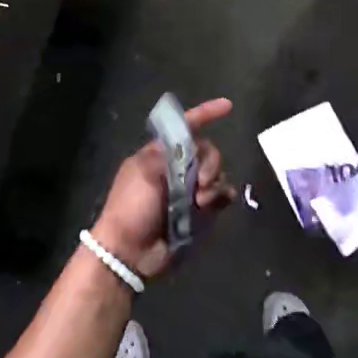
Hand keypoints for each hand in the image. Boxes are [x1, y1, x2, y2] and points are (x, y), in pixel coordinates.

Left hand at [91, 98, 234, 277]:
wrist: (130, 251)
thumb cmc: (131, 206)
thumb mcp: (145, 172)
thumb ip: (173, 154)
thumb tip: (197, 149)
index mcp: (159, 154)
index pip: (185, 128)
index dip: (205, 114)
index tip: (227, 106)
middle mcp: (177, 168)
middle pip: (207, 151)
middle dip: (210, 162)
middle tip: (201, 182)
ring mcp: (189, 191)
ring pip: (217, 174)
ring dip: (213, 184)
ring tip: (201, 201)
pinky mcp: (199, 212)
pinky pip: (221, 196)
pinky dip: (223, 196)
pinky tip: (217, 203)